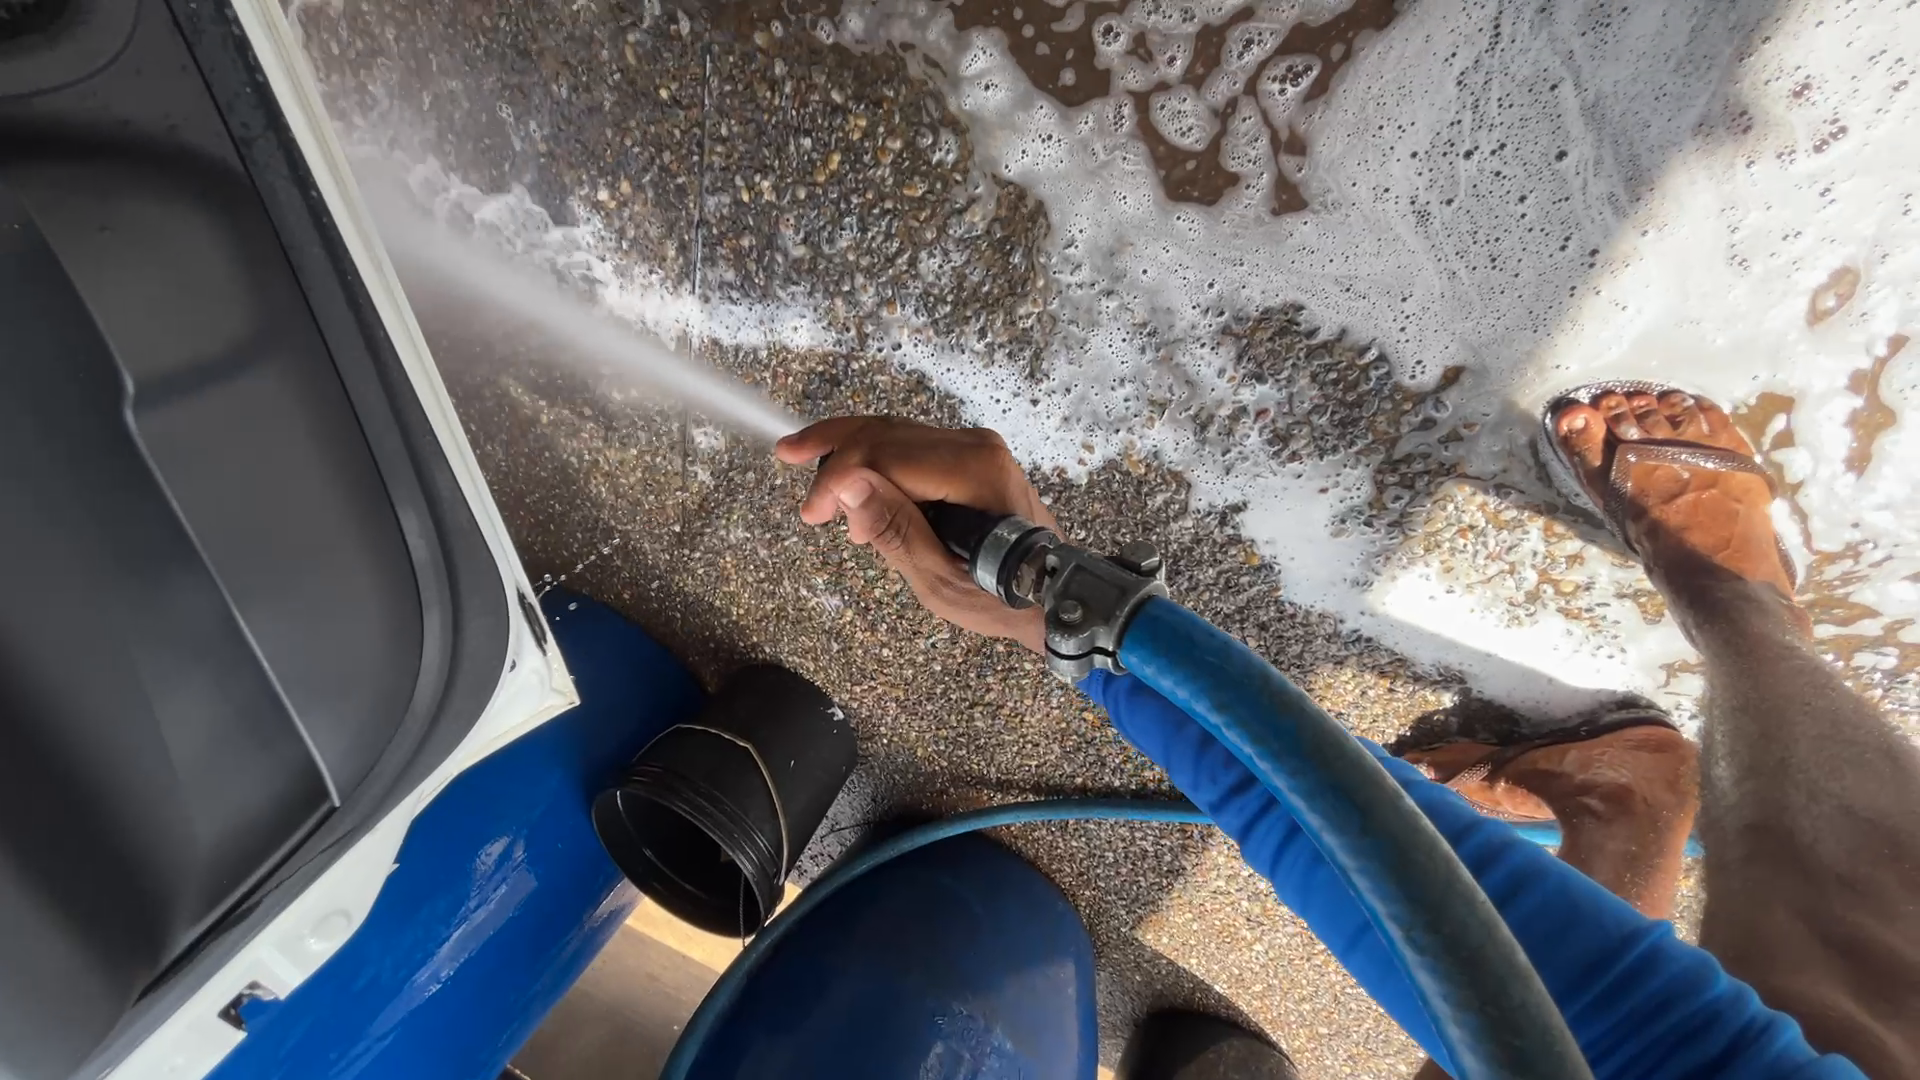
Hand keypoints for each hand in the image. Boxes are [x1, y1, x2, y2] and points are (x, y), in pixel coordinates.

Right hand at [775, 417, 1056, 652]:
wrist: (1050, 591)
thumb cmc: (1000, 595)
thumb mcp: (939, 577)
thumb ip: (893, 528)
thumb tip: (846, 483)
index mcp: (972, 470)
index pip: (885, 454)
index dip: (838, 476)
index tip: (811, 514)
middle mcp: (974, 445)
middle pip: (886, 432)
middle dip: (834, 447)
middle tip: (787, 455)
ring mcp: (975, 447)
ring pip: (894, 433)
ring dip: (850, 452)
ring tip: (815, 479)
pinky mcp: (970, 457)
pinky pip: (910, 448)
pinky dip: (876, 462)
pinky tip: (852, 483)